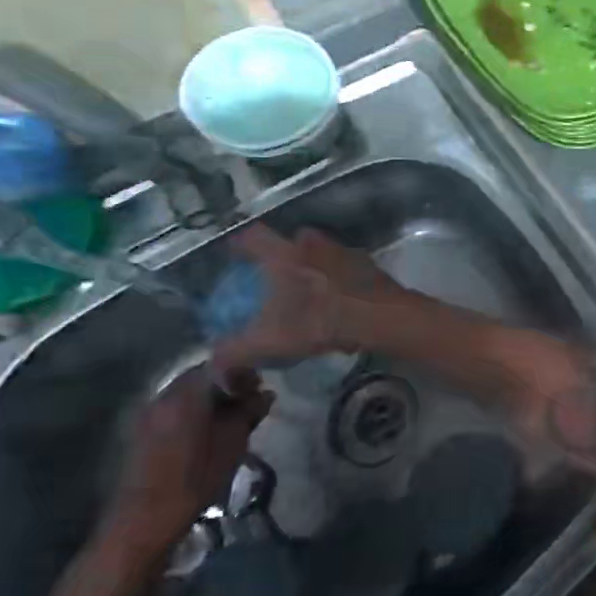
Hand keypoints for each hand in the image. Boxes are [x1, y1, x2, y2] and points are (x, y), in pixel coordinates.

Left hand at [102, 365, 272, 553]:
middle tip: (248, 402)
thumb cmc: (196, 476)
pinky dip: (194, 413)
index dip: (244, 372)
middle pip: (201, 376)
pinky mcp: (142, 434)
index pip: (220, 363)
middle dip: (227, 384)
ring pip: (187, 394)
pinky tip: (208, 433)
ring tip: (230, 419)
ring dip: (210, 400)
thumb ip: (249, 411)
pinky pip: (174, 410)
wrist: (146, 519)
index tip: (258, 388)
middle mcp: (164, 396)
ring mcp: (149, 415)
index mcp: (186, 392)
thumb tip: (265, 394)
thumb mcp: (233, 441)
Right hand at [212, 225, 420, 370]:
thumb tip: (213, 359)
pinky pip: (341, 264)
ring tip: (305, 293)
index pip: (252, 235)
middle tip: (273, 279)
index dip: (239, 243)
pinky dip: (334, 277)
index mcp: (285, 255)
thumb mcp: (271, 341)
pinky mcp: (366, 261)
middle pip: (289, 240)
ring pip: (318, 251)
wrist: (381, 316)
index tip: (234, 256)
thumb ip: (235, 351)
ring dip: (310, 266)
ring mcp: (343, 249)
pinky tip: (334, 300)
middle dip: (279, 256)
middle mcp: (313, 244)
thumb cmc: (322, 321)